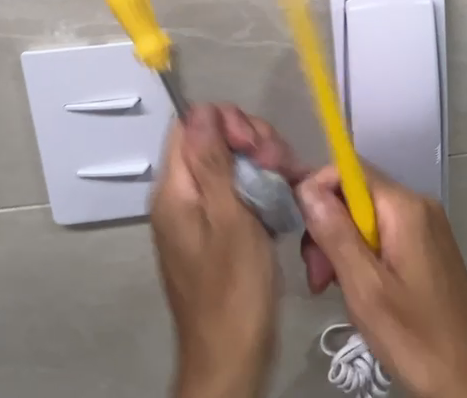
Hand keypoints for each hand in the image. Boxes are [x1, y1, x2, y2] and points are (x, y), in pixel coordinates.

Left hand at [151, 104, 297, 397]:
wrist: (231, 355)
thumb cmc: (234, 289)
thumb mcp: (230, 219)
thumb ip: (214, 163)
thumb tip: (202, 110)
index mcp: (176, 191)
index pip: (192, 125)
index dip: (228, 123)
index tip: (258, 146)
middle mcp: (182, 196)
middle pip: (214, 139)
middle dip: (252, 141)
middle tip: (280, 165)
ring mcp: (200, 214)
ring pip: (232, 162)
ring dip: (264, 162)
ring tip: (290, 182)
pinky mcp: (219, 229)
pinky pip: (239, 189)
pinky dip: (264, 186)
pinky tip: (287, 197)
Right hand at [297, 168, 466, 397]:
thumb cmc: (416, 336)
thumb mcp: (366, 289)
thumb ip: (336, 235)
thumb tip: (306, 187)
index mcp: (405, 207)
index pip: (349, 170)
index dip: (316, 192)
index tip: (301, 238)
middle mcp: (418, 204)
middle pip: (356, 194)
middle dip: (328, 228)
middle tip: (319, 280)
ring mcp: (425, 225)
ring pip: (366, 217)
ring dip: (342, 247)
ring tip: (334, 291)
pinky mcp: (427, 247)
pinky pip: (383, 234)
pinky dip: (362, 256)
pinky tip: (359, 291)